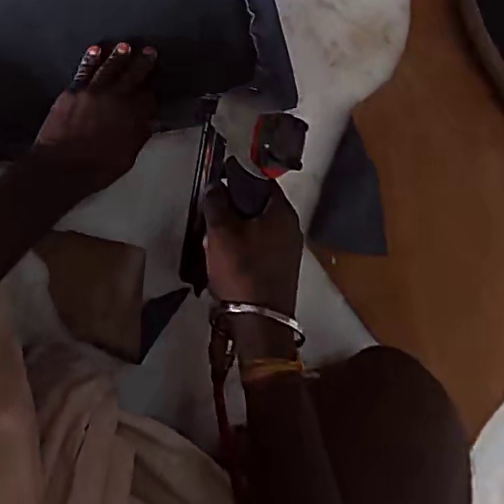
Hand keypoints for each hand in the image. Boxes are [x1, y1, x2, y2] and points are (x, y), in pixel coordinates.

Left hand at [30, 43, 156, 192]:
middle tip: (149, 51)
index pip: (148, 98)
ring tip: (125, 46)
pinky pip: (84, 71)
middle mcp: (115, 98)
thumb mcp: (127, 157)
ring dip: (119, 55)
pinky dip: (91, 59)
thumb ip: (139, 136)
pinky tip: (95, 50)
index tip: (151, 94)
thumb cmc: (96, 168)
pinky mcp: (73, 91)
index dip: (151, 95)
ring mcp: (93, 92)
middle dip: (143, 63)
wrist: (60, 168)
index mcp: (132, 114)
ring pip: (109, 68)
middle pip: (133, 75)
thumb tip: (148, 123)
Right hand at [202, 175, 302, 317]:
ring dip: (235, 231)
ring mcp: (288, 250)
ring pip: (256, 228)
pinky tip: (225, 261)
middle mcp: (291, 227)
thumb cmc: (242, 270)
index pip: (262, 181)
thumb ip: (216, 202)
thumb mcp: (221, 231)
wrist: (258, 324)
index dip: (238, 179)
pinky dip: (243, 248)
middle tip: (212, 220)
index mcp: (283, 212)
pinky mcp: (281, 270)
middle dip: (233, 210)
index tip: (218, 186)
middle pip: (258, 205)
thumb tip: (215, 185)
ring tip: (214, 243)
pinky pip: (259, 247)